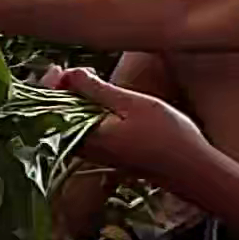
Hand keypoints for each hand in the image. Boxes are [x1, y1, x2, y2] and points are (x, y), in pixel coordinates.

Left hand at [45, 65, 216, 183]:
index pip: (46, 104)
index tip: (58, 69)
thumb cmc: (168, 137)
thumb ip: (97, 89)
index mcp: (76, 131)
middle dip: (58, 88)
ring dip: (70, 96)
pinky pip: (79, 124)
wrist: (192, 171)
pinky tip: (95, 97)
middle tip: (71, 71)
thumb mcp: (134, 105)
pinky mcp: (96, 149)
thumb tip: (69, 73)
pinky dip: (82, 108)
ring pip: (66, 117)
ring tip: (83, 79)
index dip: (49, 84)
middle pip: (52, 110)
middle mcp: (73, 142)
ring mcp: (84, 147)